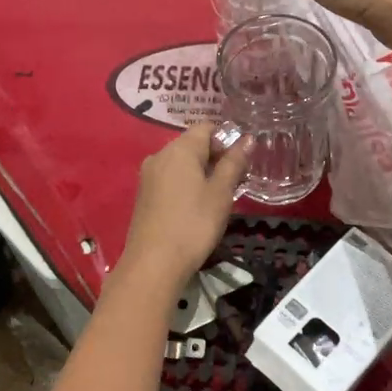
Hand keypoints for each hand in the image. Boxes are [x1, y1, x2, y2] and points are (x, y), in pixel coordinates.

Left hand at [120, 123, 250, 282]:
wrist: (154, 263)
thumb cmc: (194, 224)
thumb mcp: (220, 193)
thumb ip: (233, 163)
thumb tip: (247, 139)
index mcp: (179, 149)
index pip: (206, 128)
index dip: (226, 139)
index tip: (240, 163)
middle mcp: (159, 155)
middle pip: (192, 144)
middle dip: (215, 157)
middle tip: (234, 182)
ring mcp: (148, 176)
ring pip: (180, 163)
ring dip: (201, 173)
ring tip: (218, 197)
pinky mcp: (144, 195)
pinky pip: (169, 179)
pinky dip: (185, 185)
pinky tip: (196, 207)